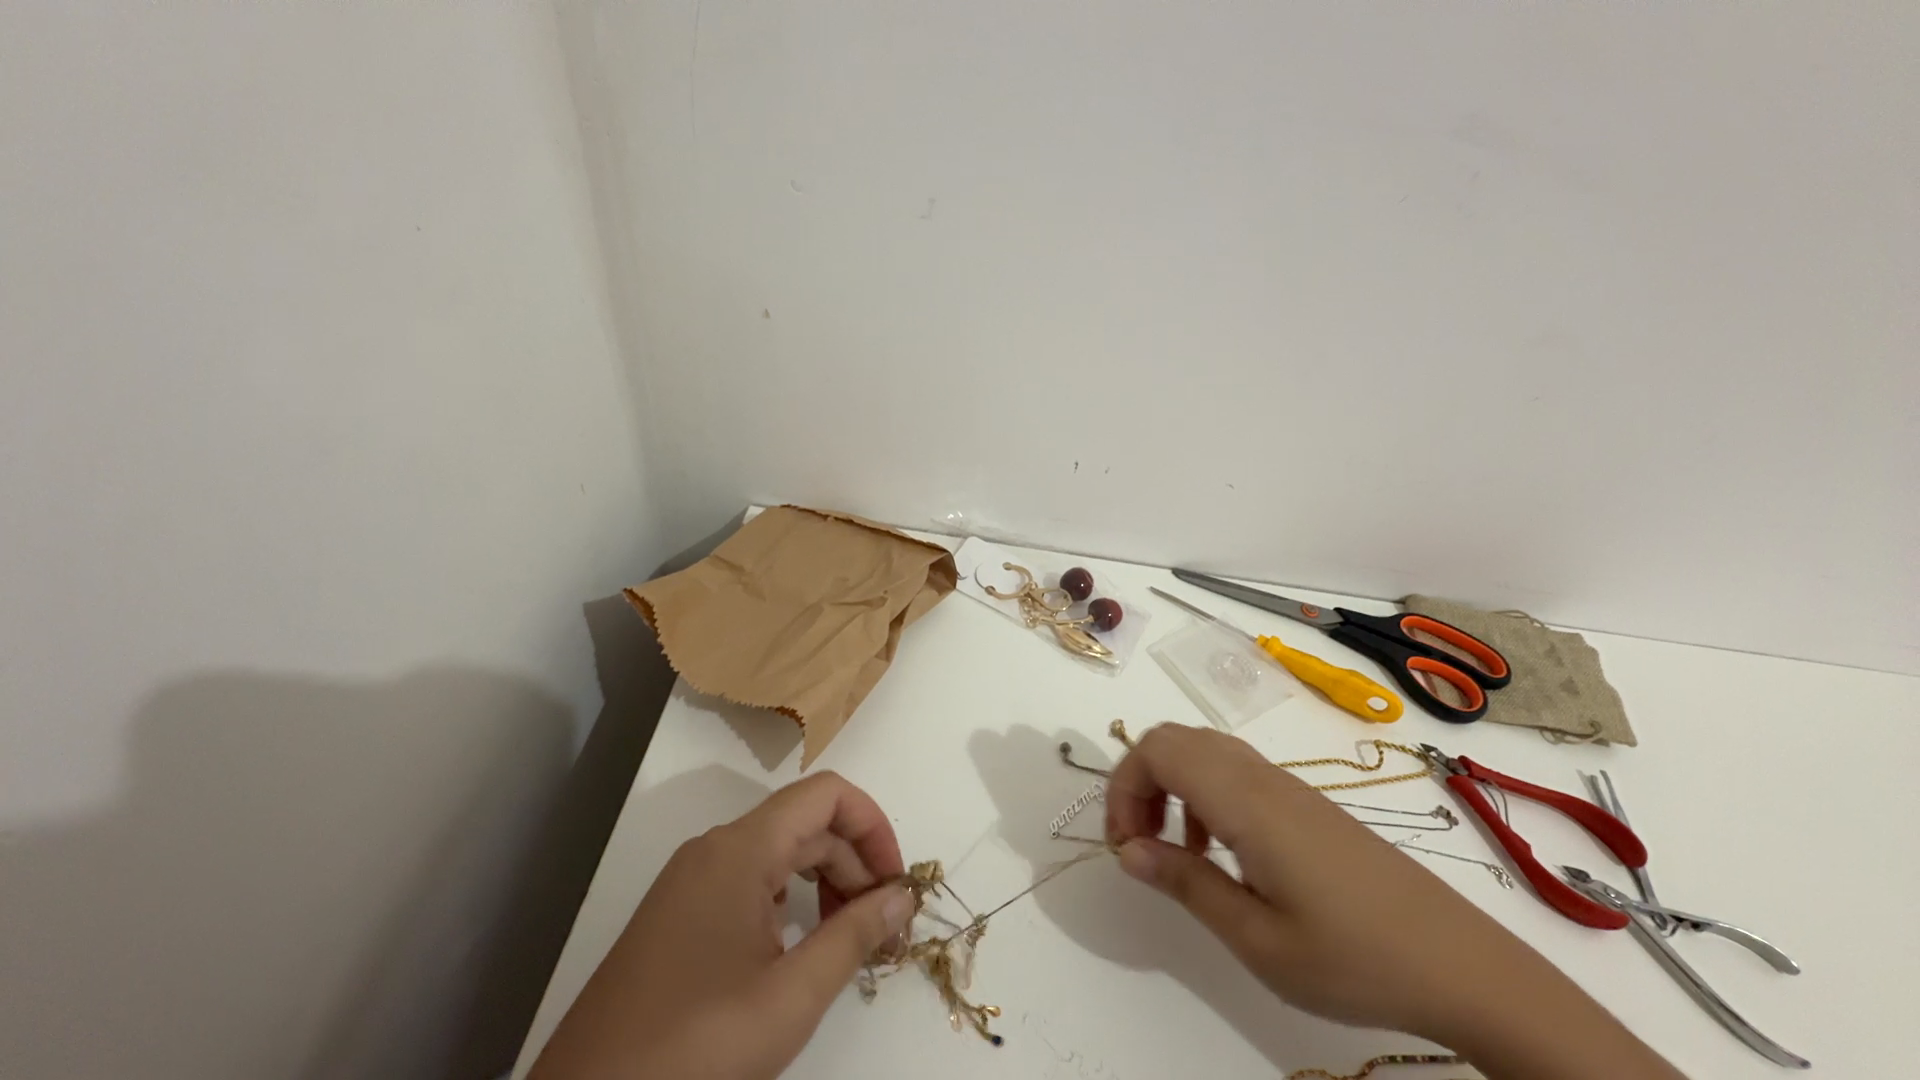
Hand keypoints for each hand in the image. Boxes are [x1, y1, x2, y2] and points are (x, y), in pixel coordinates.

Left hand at [530, 772, 913, 1079]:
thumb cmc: (696, 1045)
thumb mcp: (792, 995)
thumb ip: (854, 936)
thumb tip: (901, 896)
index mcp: (740, 850)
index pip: (826, 795)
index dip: (874, 827)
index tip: (897, 887)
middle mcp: (714, 851)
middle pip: (806, 824)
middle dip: (855, 865)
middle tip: (884, 929)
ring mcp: (691, 882)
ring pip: (778, 854)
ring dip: (825, 885)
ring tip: (849, 942)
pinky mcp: (678, 914)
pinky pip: (749, 883)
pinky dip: (789, 902)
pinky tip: (799, 953)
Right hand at [1104, 724, 1685, 1079]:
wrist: (1461, 966)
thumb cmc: (1353, 959)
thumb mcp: (1256, 938)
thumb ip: (1186, 883)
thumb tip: (1127, 850)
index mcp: (1247, 803)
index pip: (1159, 749)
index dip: (1123, 786)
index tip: (1124, 848)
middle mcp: (1266, 779)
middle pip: (1178, 740)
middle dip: (1140, 782)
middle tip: (1140, 846)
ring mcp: (1292, 789)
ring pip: (1208, 753)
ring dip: (1173, 790)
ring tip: (1179, 855)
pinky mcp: (1310, 806)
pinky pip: (1238, 775)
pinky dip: (1207, 799)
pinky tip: (1224, 857)